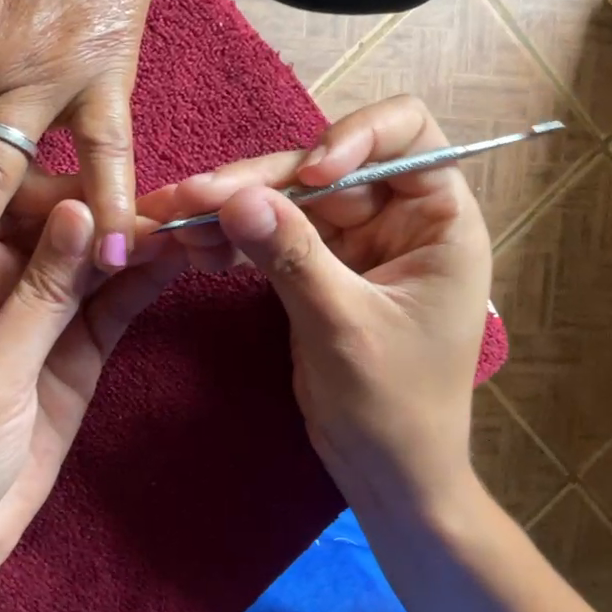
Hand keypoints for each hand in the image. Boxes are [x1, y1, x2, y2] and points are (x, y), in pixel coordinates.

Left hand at [0, 196, 185, 583]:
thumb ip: (41, 292)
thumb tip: (83, 210)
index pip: (12, 207)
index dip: (65, 186)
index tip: (121, 176)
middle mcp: (1, 284)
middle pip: (62, 232)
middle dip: (113, 215)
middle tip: (174, 203)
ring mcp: (43, 319)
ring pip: (93, 267)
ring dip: (135, 248)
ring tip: (188, 226)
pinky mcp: (75, 352)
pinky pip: (111, 308)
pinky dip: (140, 286)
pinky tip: (175, 261)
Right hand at [151, 96, 492, 511]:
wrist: (389, 476)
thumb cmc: (395, 408)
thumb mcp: (343, 328)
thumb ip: (292, 256)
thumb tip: (235, 197)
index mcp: (439, 221)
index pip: (406, 135)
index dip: (354, 136)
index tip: (308, 175)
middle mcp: (398, 218)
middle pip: (323, 168)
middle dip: (257, 183)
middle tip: (187, 198)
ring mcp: (354, 243)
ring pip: (288, 200)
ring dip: (230, 208)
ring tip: (172, 220)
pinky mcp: (318, 267)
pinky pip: (272, 235)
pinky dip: (233, 238)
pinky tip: (191, 246)